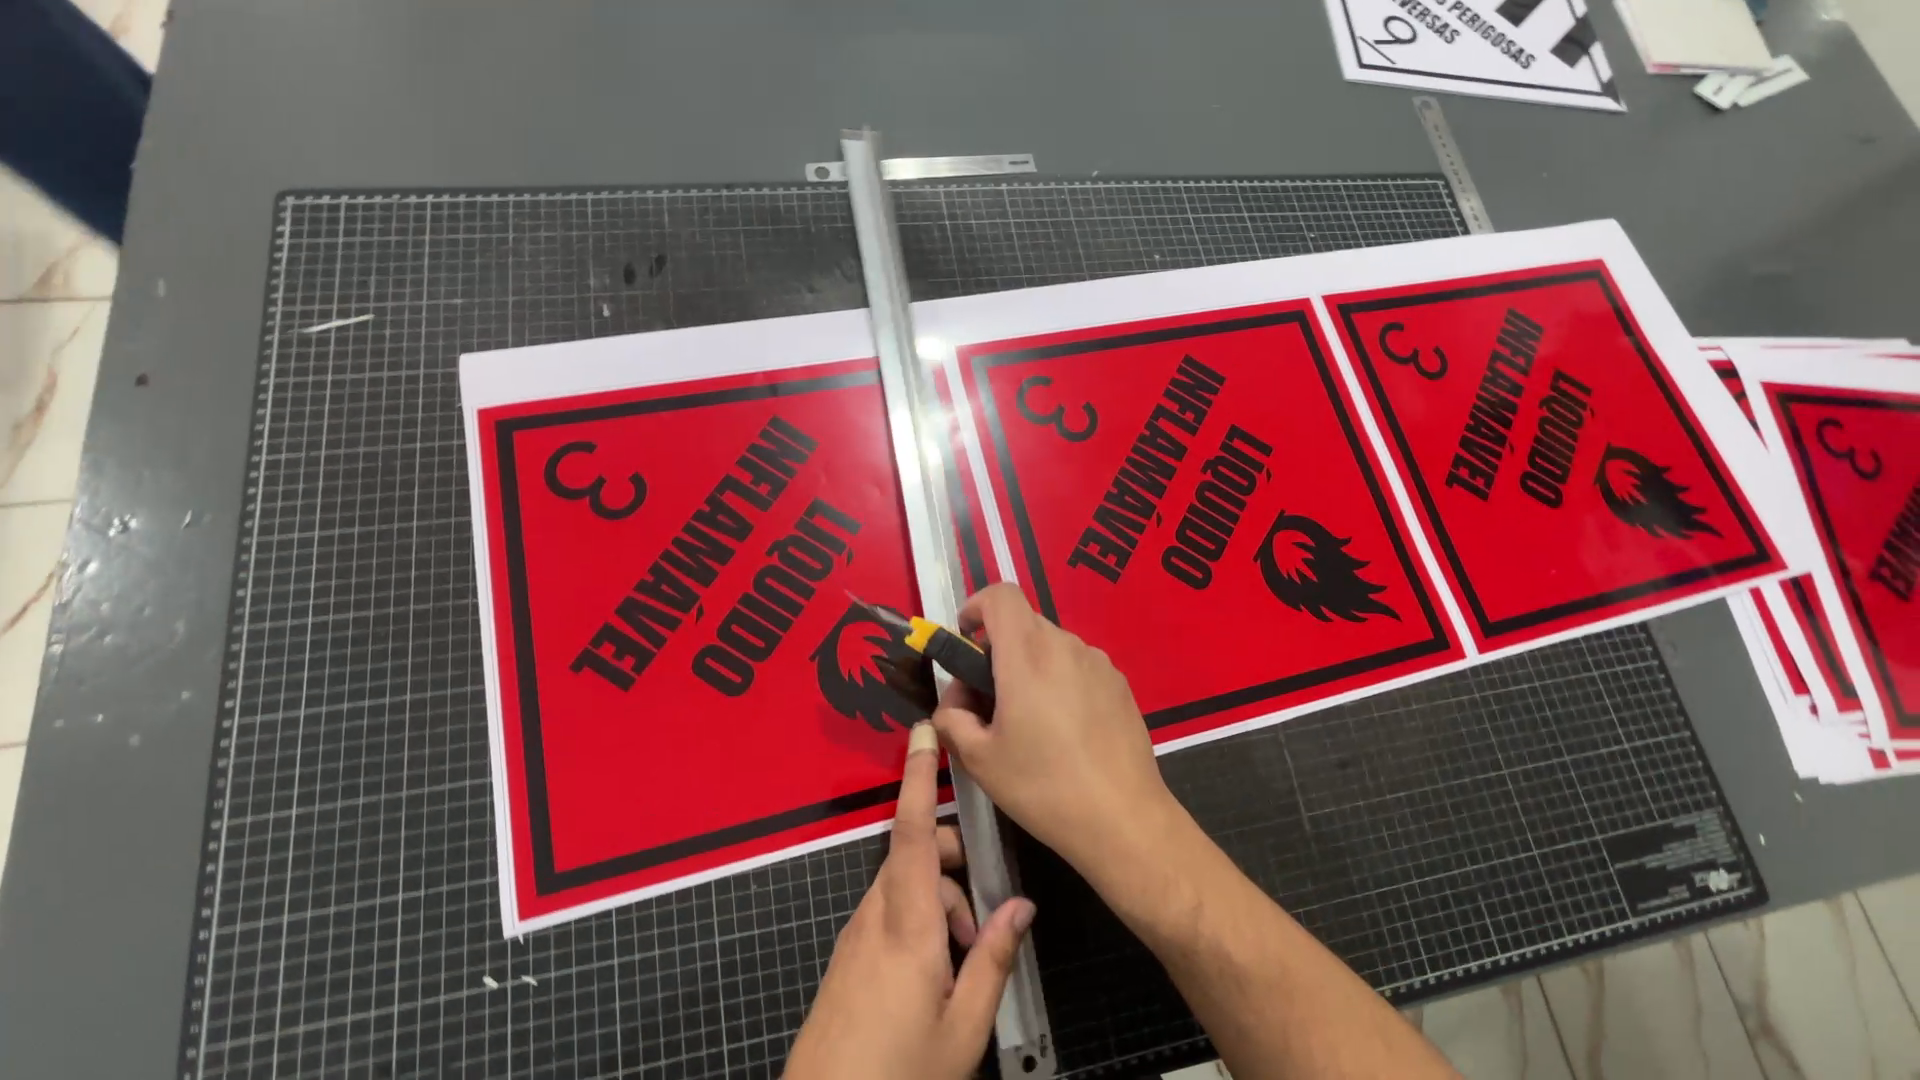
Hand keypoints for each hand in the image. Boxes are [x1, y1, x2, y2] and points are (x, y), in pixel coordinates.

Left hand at [784, 723, 1036, 1079]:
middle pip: (914, 854)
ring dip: (942, 901)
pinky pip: (889, 911)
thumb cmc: (900, 1071)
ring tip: (963, 962)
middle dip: (954, 862)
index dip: (918, 776)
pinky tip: (937, 972)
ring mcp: (856, 934)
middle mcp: (875, 915)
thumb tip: (1021, 907)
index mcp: (906, 924)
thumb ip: (992, 959)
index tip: (924, 732)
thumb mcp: (964, 1027)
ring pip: (904, 884)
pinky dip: (920, 920)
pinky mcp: (849, 954)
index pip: (911, 831)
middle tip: (982, 922)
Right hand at [932, 584, 1181, 880]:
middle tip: (986, 701)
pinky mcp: (1120, 685)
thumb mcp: (979, 759)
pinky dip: (1058, 682)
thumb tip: (954, 704)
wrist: (1123, 818)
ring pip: (1051, 647)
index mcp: (1026, 654)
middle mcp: (1065, 646)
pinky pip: (1077, 668)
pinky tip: (1063, 732)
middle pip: (1023, 624)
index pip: (1000, 595)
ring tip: (1026, 722)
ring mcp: (1099, 664)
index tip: (964, 639)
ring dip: (1028, 668)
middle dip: (997, 650)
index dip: (975, 607)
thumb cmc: (1043, 786)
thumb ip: (952, 719)